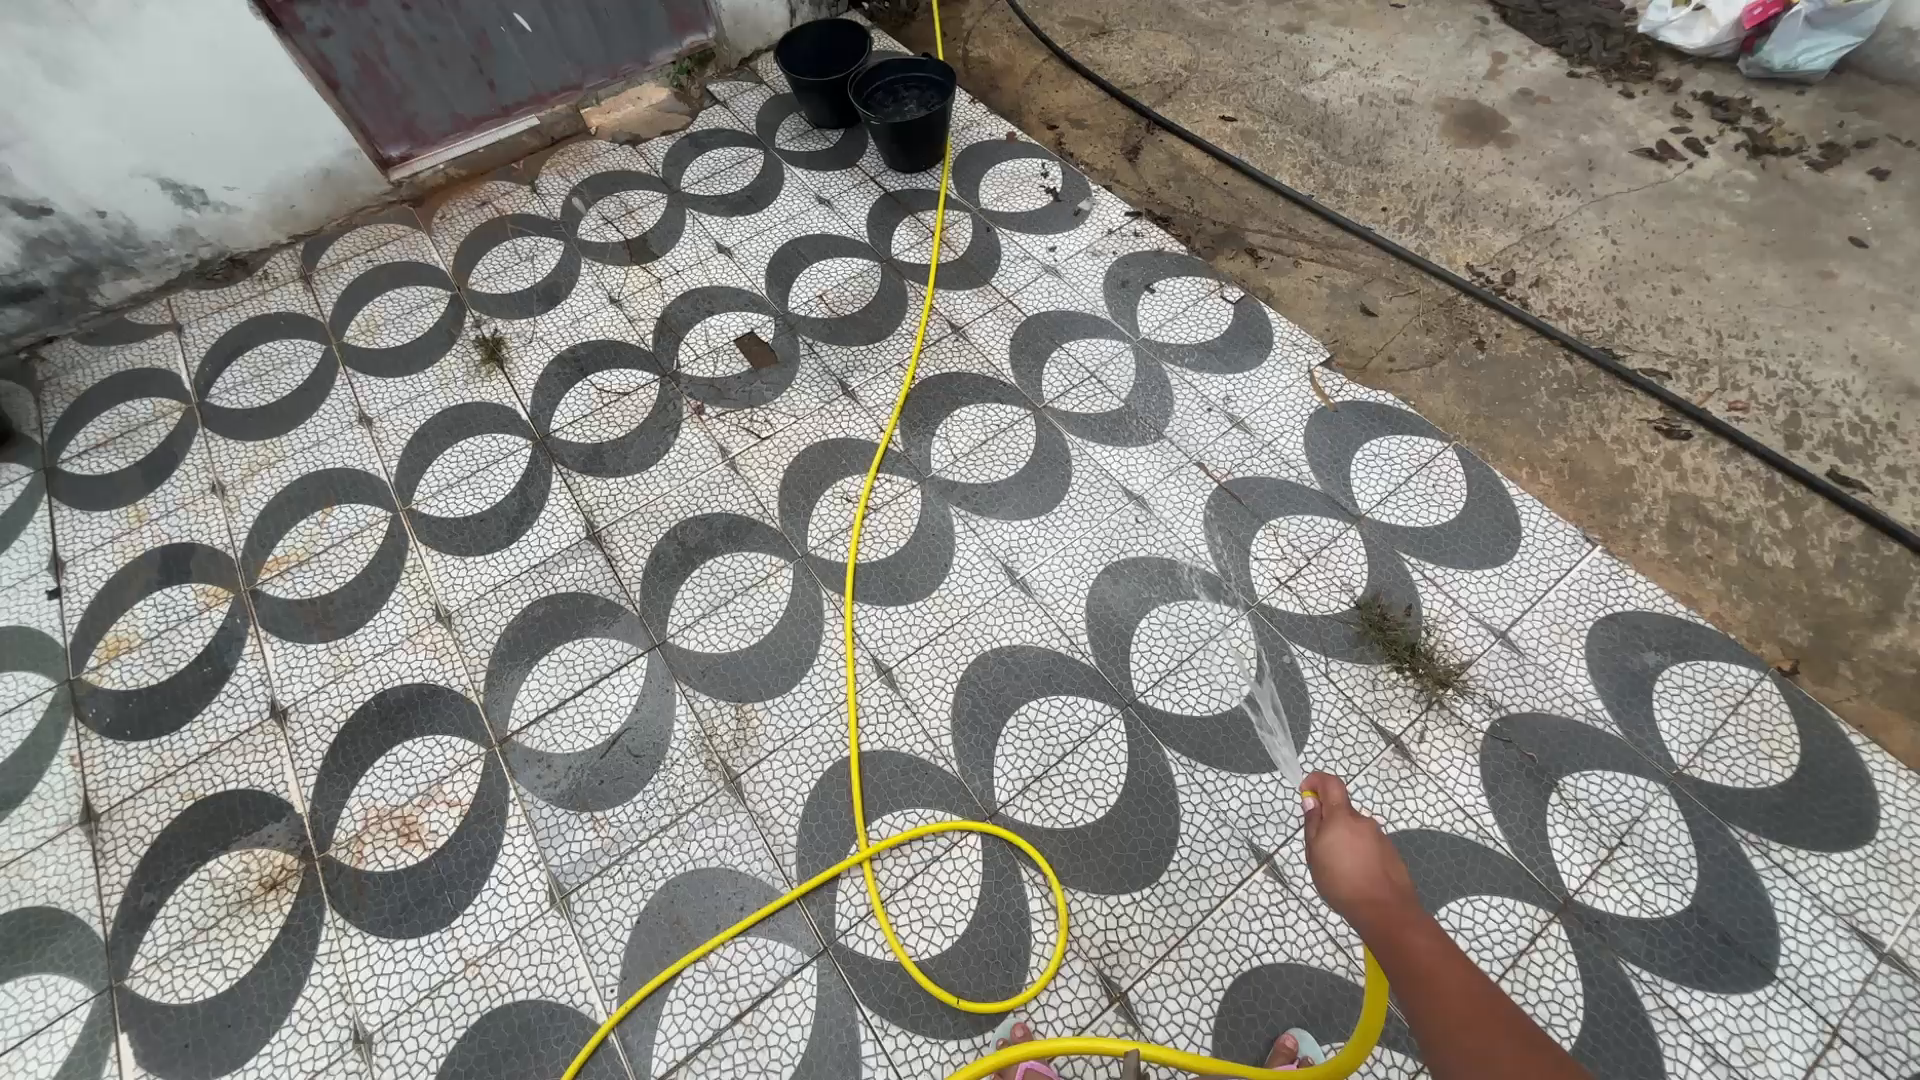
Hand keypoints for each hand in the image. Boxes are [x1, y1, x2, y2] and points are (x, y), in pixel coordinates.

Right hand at [1300, 771, 1421, 932]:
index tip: (1306, 793)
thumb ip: (1313, 824)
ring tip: (1339, 869)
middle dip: (1329, 822)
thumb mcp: (1314, 853)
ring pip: (1355, 830)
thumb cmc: (1341, 882)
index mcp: (1342, 817)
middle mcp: (1363, 821)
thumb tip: (1311, 801)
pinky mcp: (1391, 854)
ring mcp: (1380, 838)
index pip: (1331, 782)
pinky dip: (1359, 853)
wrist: (1386, 912)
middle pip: (1342, 811)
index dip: (1316, 780)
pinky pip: (1368, 845)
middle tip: (1320, 848)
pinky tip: (1357, 876)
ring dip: (1344, 840)